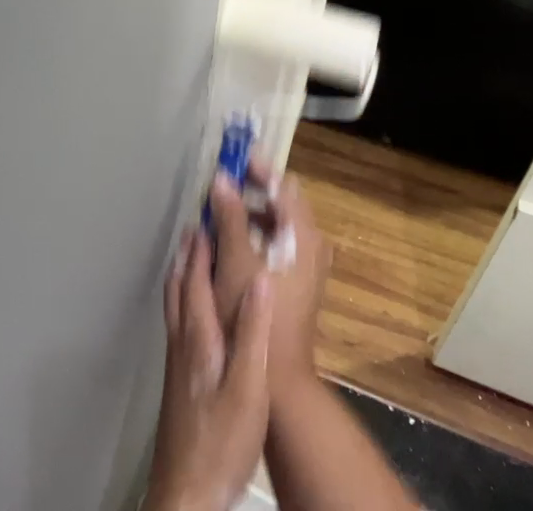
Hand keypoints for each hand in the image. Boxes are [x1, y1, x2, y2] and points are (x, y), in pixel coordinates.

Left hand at [146, 227, 273, 510]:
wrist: (189, 490)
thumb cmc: (224, 437)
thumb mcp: (249, 386)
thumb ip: (253, 332)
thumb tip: (260, 278)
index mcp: (200, 340)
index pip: (198, 283)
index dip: (202, 250)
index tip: (207, 217)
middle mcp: (183, 344)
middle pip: (180, 290)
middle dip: (188, 256)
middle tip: (195, 226)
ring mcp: (177, 364)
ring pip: (175, 307)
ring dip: (182, 275)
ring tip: (189, 256)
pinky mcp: (178, 381)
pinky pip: (178, 323)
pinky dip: (183, 301)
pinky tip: (192, 312)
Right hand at [205, 162, 330, 395]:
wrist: (280, 375)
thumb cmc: (257, 312)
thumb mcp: (236, 261)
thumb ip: (230, 217)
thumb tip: (221, 180)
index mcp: (303, 234)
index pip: (284, 186)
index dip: (259, 169)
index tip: (234, 157)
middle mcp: (313, 244)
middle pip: (284, 202)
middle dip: (253, 190)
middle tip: (221, 186)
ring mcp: (310, 264)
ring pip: (280, 225)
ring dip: (252, 214)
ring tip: (219, 214)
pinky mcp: (300, 281)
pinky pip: (279, 244)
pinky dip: (257, 236)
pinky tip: (231, 245)